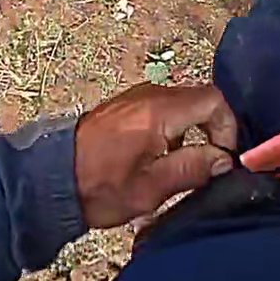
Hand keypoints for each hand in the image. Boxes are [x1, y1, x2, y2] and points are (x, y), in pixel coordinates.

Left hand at [75, 83, 238, 227]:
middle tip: (209, 165)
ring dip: (193, 131)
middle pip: (200, 99)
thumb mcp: (151, 187)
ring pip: (183, 104)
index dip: (227, 127)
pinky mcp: (128, 104)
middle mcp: (152, 93)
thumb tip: (224, 159)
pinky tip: (162, 158)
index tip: (224, 158)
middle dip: (213, 130)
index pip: (213, 100)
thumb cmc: (101, 186)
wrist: (52, 178)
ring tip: (184, 166)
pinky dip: (175, 128)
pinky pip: (164, 107)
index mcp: (160, 109)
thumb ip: (192, 167)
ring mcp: (138, 95)